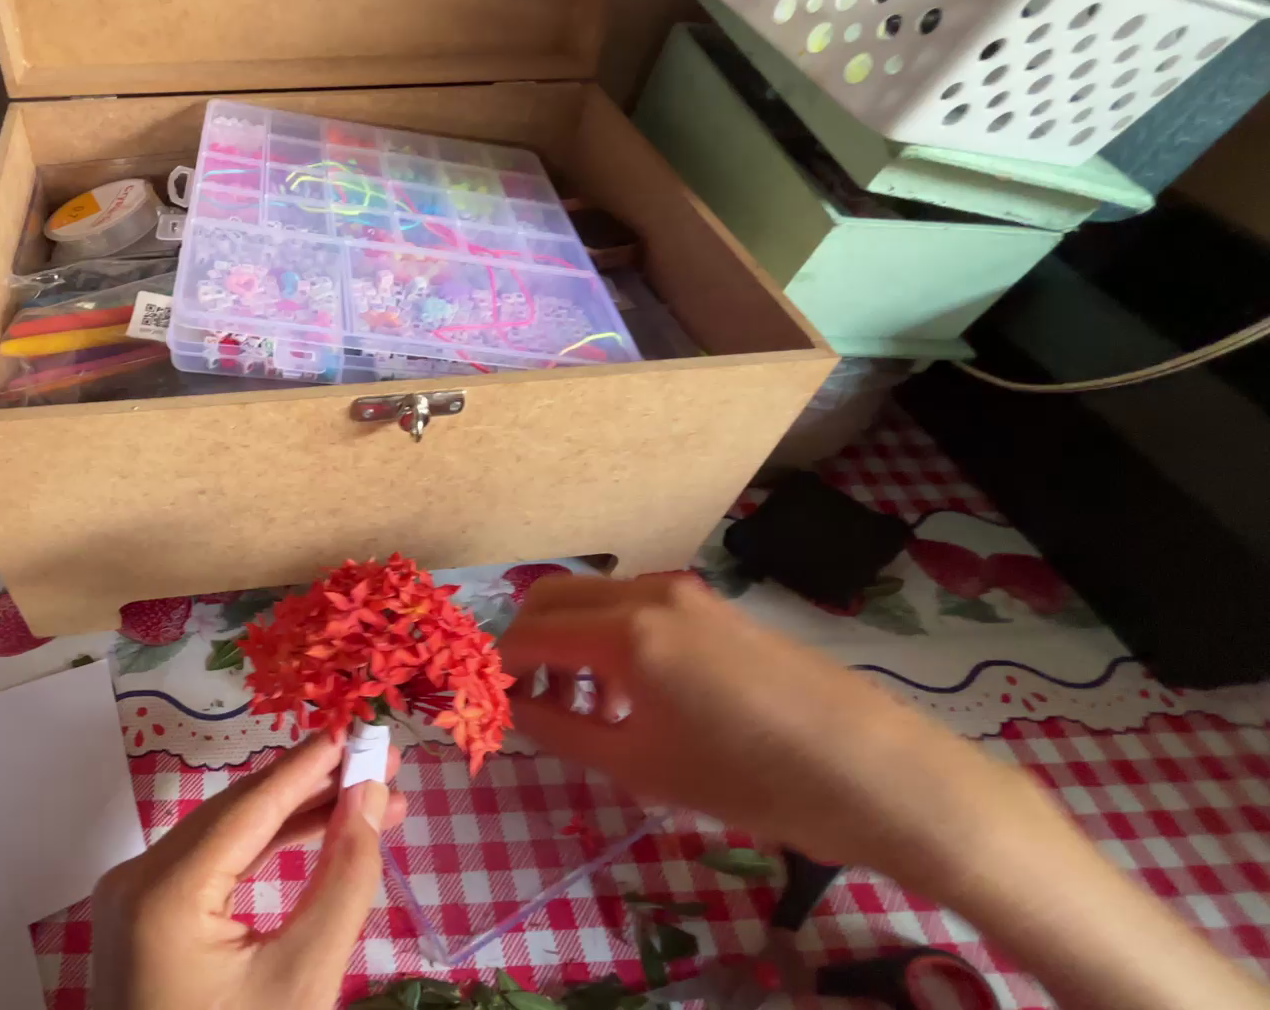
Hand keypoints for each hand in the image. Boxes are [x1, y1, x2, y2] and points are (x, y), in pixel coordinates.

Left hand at [91, 733, 408, 1009]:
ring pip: (229, 832)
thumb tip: (371, 799)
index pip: (250, 806)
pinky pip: (214, 859)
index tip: (357, 728)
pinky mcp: (145, 908)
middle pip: (239, 812)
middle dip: (314, 786)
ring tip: (365, 797)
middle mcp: (137, 877)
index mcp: (163, 893)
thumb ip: (343, 882)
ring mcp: (135, 892)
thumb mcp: (303, 980)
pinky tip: (318, 828)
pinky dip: (267, 845)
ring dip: (298, 813)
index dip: (310, 763)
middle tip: (379, 762)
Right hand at [499, 572, 1038, 880]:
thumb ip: (559, 731)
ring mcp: (684, 593)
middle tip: (534, 703)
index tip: (493, 705)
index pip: (527, 634)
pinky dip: (608, 637)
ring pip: (591, 598)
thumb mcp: (638, 766)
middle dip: (526, 644)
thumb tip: (512, 709)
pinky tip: (635, 694)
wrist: (878, 774)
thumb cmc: (748, 779)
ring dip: (567, 639)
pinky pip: (633, 606)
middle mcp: (647, 593)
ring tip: (587, 707)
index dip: (499, 668)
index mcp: (624, 631)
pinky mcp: (712, 606)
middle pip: (550, 597)